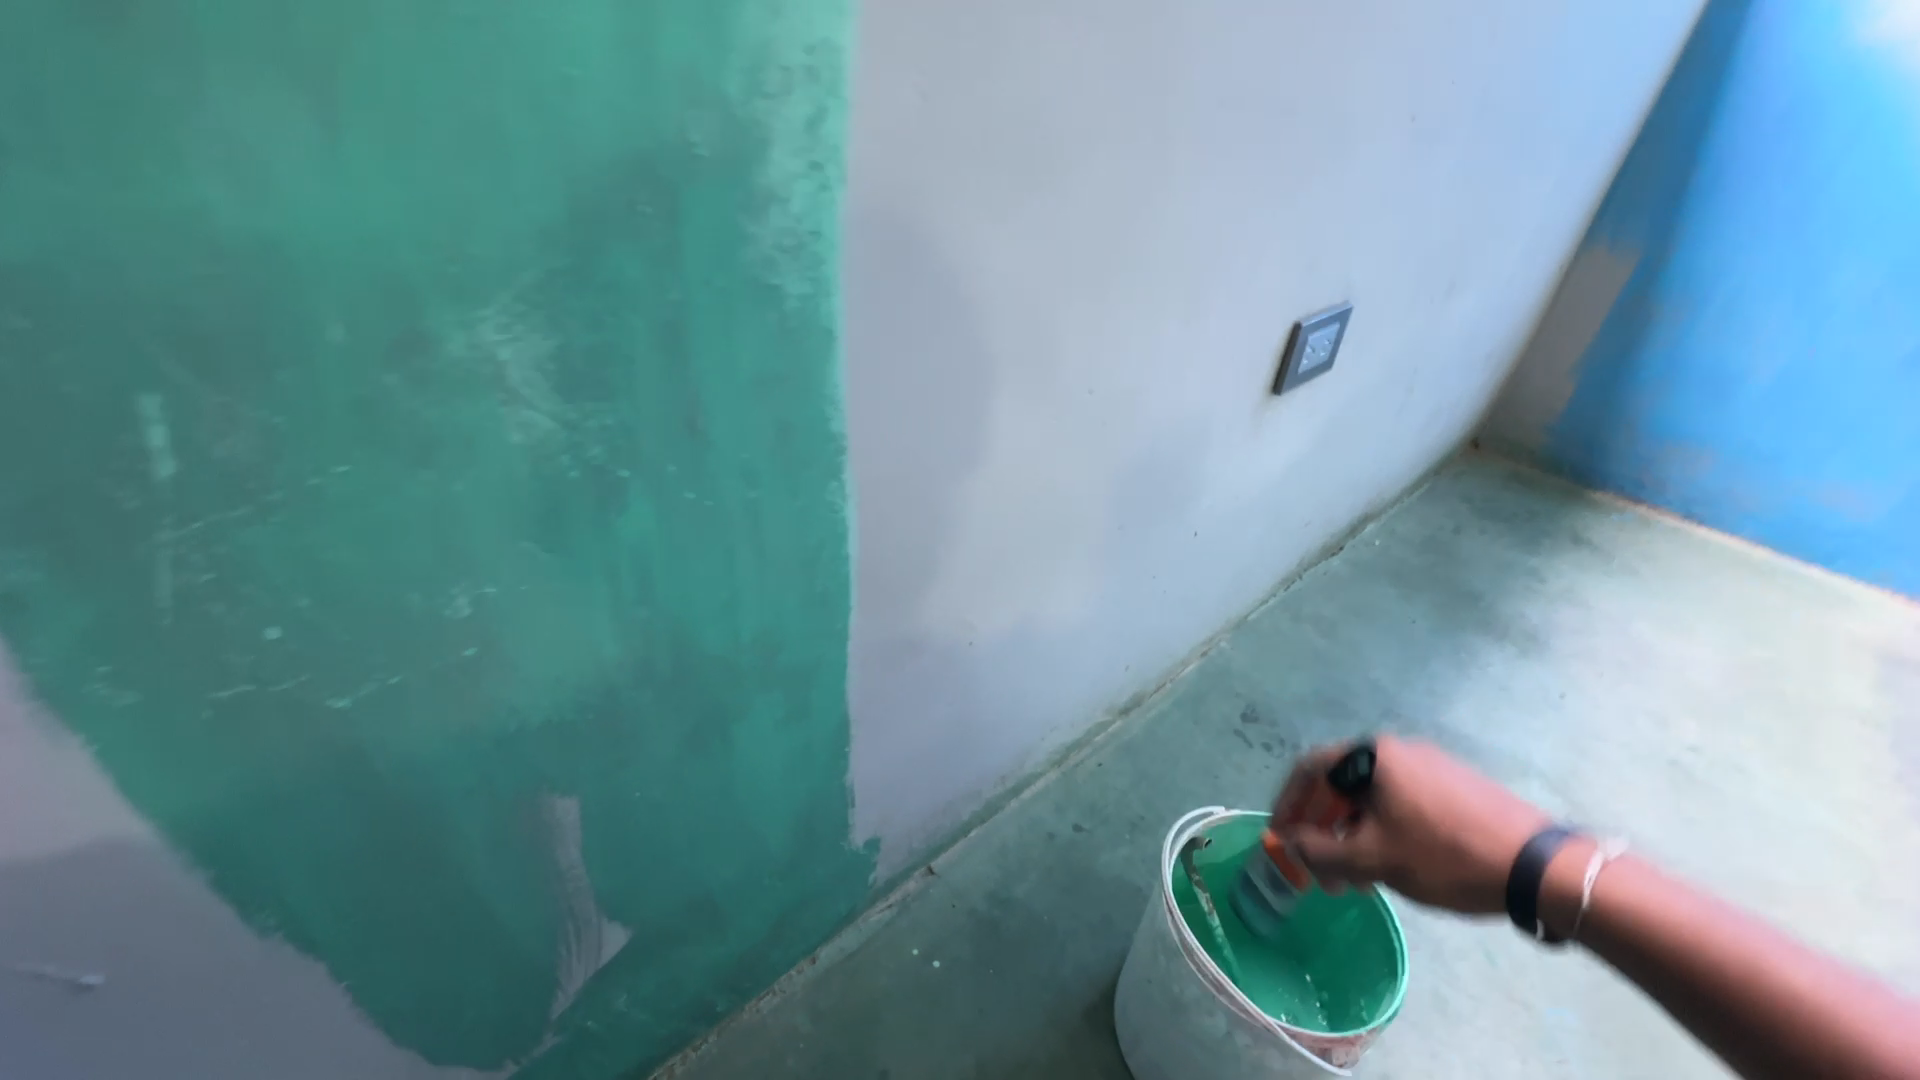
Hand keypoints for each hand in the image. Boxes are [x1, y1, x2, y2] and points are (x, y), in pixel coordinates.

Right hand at [1276, 736, 1548, 915]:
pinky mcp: (1456, 786)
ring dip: (1352, 834)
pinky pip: (1401, 802)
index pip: (1308, 769)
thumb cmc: (1444, 856)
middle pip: (1340, 784)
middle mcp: (1398, 750)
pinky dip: (1382, 829)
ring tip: (1355, 880)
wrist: (1541, 869)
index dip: (1288, 803)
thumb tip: (1290, 842)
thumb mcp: (1371, 859)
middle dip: (1322, 827)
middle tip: (1317, 868)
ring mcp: (1431, 766)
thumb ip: (1319, 850)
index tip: (1281, 836)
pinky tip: (1390, 865)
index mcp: (1372, 756)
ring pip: (1372, 797)